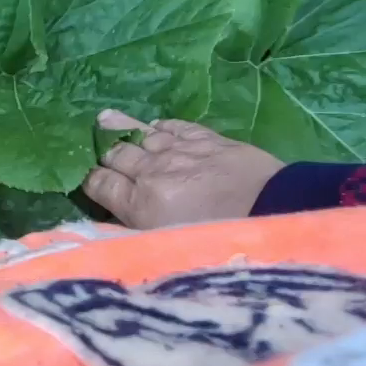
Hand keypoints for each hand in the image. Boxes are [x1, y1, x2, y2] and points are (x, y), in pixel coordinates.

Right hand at [81, 111, 283, 229]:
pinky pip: (175, 126)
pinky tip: (154, 126)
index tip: (86, 179)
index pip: (98, 183)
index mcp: (139, 203)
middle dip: (101, 150)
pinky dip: (160, 126)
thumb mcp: (164, 246)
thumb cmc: (218, 243)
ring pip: (141, 134)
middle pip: (116, 154)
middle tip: (91, 143)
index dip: (89, 179)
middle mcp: (152, 171)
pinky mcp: (209, 140)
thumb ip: (134, 229)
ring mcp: (181, 152)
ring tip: (105, 119)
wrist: (278, 216)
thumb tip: (111, 217)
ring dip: (121, 128)